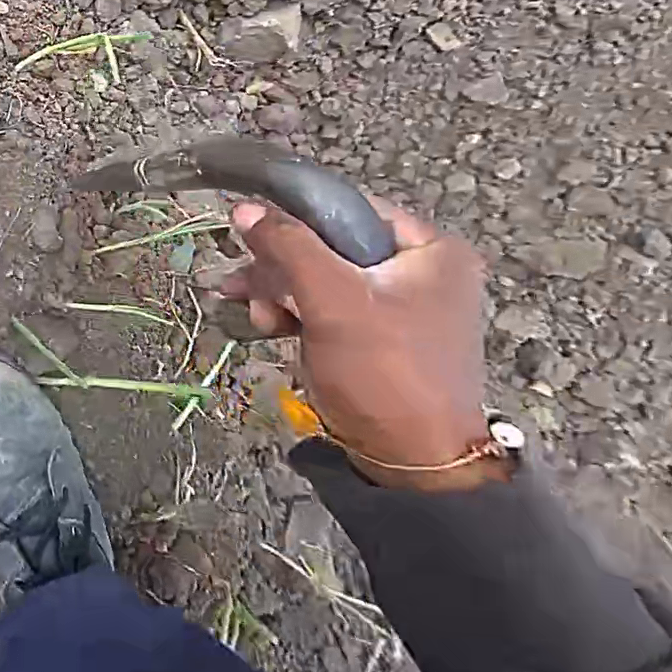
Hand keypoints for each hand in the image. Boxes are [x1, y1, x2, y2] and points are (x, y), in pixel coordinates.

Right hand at [222, 198, 504, 491]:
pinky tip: (267, 324)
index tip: (253, 237)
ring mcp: (392, 302)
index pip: (347, 209)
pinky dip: (289, 310)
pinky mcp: (370, 330)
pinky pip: (318, 302)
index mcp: (428, 250)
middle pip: (323, 243)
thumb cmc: (383, 371)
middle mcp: (415, 269)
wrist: (408, 462)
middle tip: (246, 285)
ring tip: (256, 315)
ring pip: (313, 273)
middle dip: (278, 267)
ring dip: (276, 291)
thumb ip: (288, 247)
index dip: (295, 220)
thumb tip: (244, 210)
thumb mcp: (332, 300)